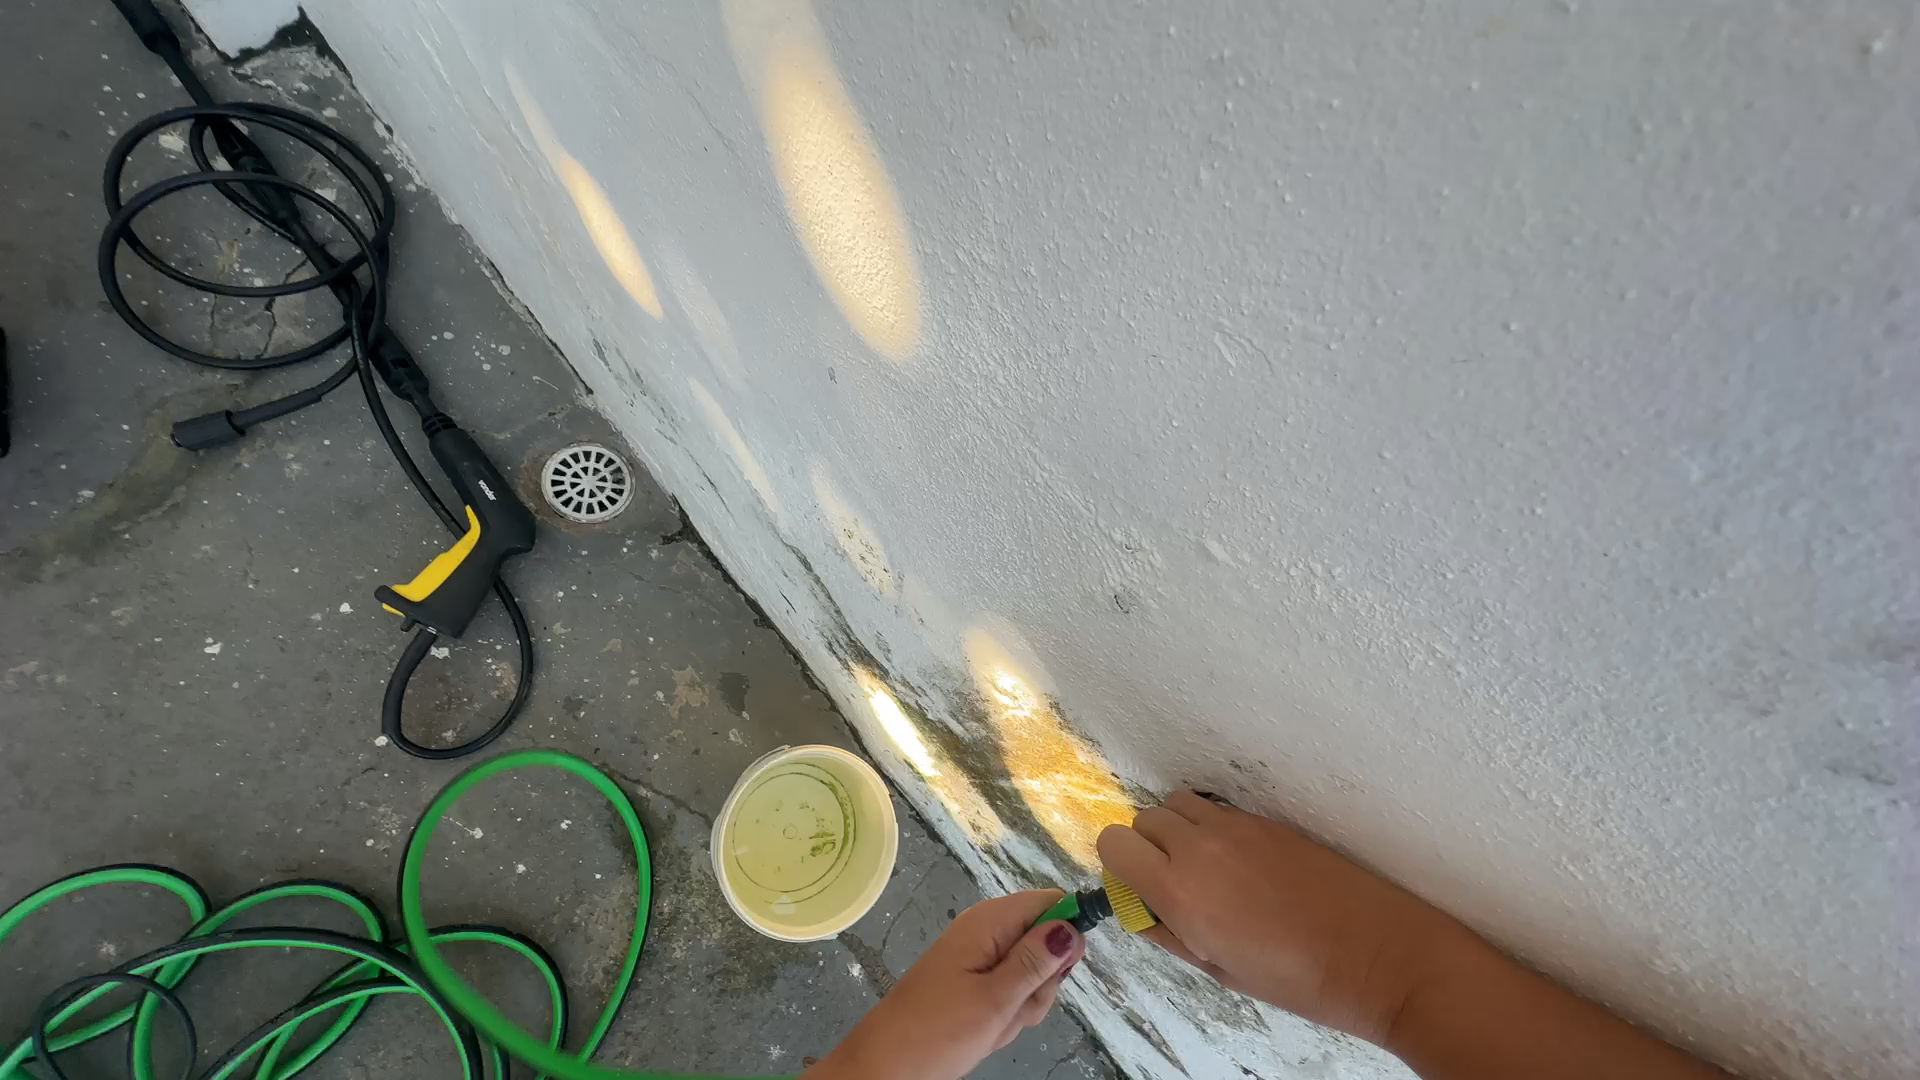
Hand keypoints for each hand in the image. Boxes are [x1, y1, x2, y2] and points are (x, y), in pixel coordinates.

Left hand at [804, 890, 1085, 1079]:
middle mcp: (988, 928)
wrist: (886, 1064)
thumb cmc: (939, 1029)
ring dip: (1025, 1003)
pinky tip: (989, 1029)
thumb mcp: (996, 999)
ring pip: (1031, 971)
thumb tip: (1072, 926)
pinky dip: (1009, 1011)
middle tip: (1017, 1006)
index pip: (1049, 902)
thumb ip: (1036, 962)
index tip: (1062, 971)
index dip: (1065, 932)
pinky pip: (1011, 988)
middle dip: (1042, 981)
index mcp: (990, 920)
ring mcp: (981, 954)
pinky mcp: (975, 977)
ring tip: (996, 1023)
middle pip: (1044, 940)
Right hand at [1097, 792, 1468, 1043]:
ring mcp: (1233, 826)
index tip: (1138, 884)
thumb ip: (1167, 933)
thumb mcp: (1219, 970)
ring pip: (1176, 803)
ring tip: (1205, 864)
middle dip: (1147, 846)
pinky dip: (1212, 826)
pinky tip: (1242, 862)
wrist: (1378, 954)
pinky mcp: (1263, 818)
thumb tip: (1138, 906)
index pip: (1113, 843)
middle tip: (1174, 880)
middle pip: (1142, 819)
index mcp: (1179, 892)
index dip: (1119, 863)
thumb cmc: (1296, 979)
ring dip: (1178, 828)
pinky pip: (1216, 808)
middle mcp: (1197, 847)